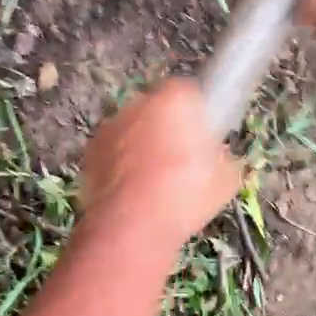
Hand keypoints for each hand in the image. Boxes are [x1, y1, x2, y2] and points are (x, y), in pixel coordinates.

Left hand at [80, 80, 242, 247]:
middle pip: (156, 108)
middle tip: (180, 157)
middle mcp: (138, 104)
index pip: (188, 91)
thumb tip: (217, 157)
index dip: (195, 112)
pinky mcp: (89, 151)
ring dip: (140, 144)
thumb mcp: (225, 179)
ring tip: (152, 178)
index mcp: (176, 99)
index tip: (201, 134)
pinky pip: (111, 150)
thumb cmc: (185, 195)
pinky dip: (119, 162)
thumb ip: (222, 157)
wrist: (131, 224)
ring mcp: (109, 126)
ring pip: (131, 128)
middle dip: (166, 126)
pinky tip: (130, 188)